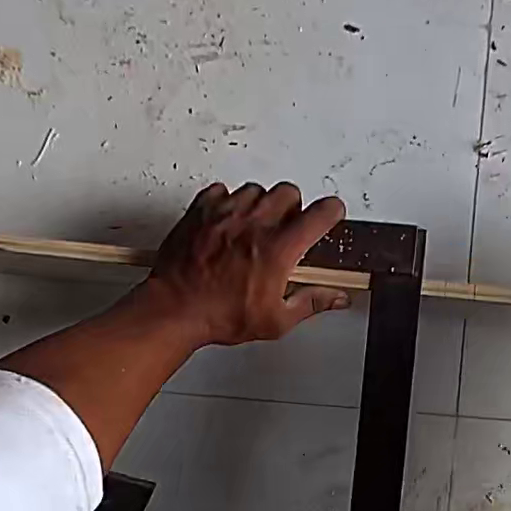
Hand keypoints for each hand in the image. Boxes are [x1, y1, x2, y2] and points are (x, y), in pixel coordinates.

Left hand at [133, 182, 350, 347]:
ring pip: (256, 190)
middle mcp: (253, 225)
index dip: (331, 212)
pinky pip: (221, 191)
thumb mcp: (276, 320)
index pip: (320, 214)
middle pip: (289, 193)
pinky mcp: (201, 211)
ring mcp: (225, 214)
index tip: (330, 215)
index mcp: (278, 250)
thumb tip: (335, 297)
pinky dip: (228, 202)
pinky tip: (228, 223)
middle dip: (294, 208)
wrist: (175, 309)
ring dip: (261, 205)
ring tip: (254, 228)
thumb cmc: (219, 315)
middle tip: (286, 229)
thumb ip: (311, 303)